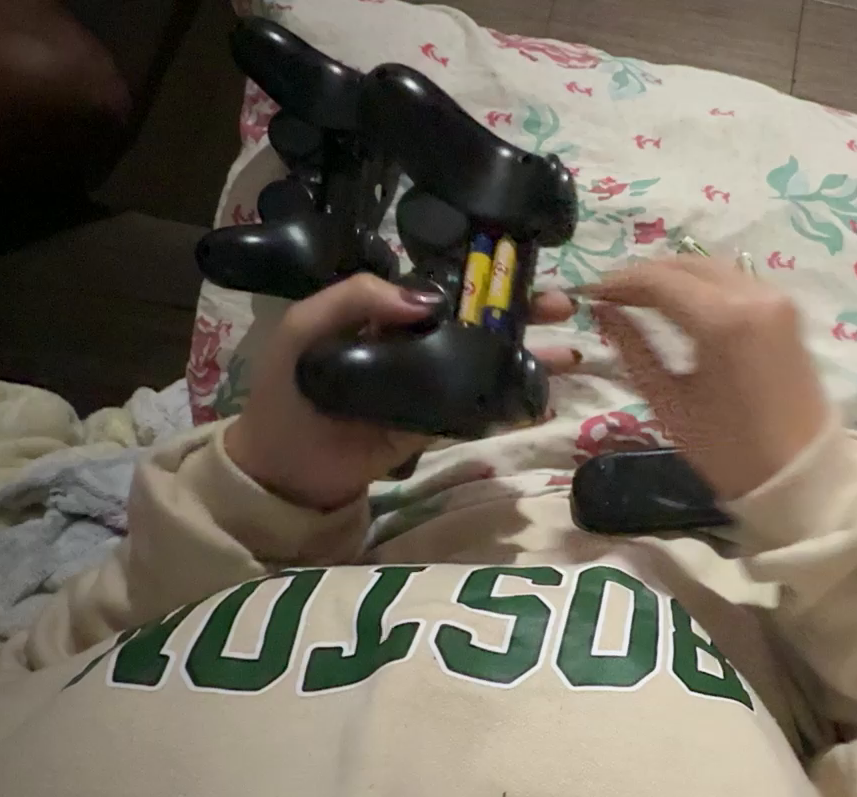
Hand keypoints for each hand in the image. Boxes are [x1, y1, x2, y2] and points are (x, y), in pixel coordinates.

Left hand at [224, 273, 577, 510]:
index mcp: (389, 312)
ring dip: (530, 357)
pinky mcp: (442, 423)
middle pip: (479, 321)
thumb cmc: (288, 388)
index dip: (484, 277)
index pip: (446, 287)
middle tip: (564, 308)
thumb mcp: (308, 327)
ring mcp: (433, 384)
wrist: (287, 466)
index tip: (521, 269)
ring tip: (568, 354)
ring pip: (489, 362)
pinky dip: (515, 403)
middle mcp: (418, 342)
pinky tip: (542, 398)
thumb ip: (356, 299)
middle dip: (523, 312)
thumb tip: (431, 301)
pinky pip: (484, 408)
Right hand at [587, 258, 829, 499]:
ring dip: (675, 278)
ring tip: (641, 299)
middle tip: (611, 295)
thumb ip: (633, 349)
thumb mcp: (671, 404)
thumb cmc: (730, 452)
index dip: (618, 282)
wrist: (803, 476)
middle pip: (687, 265)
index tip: (588, 293)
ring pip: (713, 269)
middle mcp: (754, 295)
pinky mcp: (788, 313)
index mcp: (723, 319)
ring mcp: (777, 300)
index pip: (659, 280)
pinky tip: (683, 306)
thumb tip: (604, 312)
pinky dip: (705, 287)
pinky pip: (737, 283)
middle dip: (645, 275)